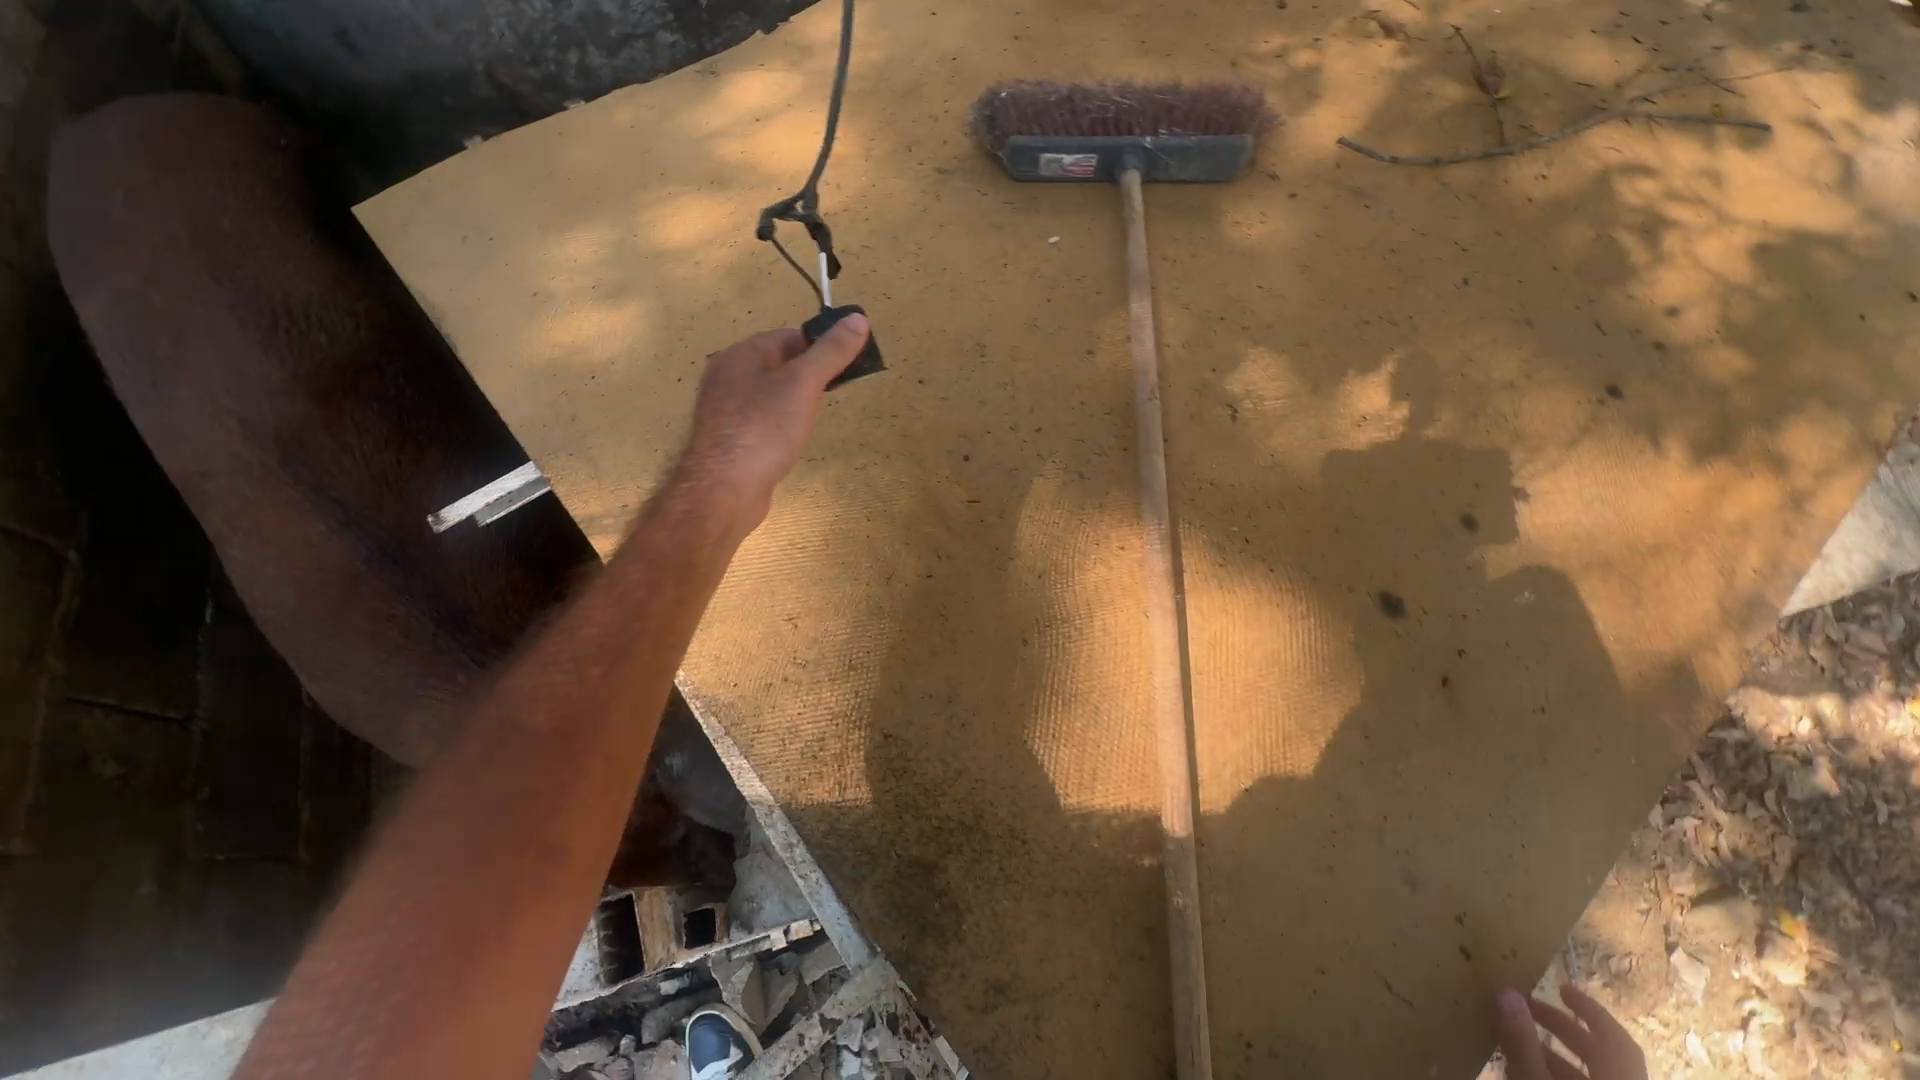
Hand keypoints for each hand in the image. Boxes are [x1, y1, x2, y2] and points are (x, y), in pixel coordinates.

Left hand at [671, 314, 869, 535]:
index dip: (819, 345)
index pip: (787, 336)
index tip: (846, 363)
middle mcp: (727, 378)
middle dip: (808, 374)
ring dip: (795, 401)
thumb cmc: (763, 429)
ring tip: (814, 417)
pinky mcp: (730, 440)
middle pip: (778, 364)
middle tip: (833, 391)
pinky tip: (791, 441)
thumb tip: (858, 319)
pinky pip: (761, 421)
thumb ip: (831, 352)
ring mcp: (725, 411)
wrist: (723, 490)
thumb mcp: (803, 384)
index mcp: (740, 355)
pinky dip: (781, 425)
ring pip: (770, 394)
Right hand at [1495, 985, 1646, 1079]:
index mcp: (1620, 1077)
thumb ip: (1524, 1041)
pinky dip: (1556, 1075)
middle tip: (1526, 1008)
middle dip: (1562, 1028)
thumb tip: (1507, 991)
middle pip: (1600, 1055)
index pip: (1615, 1039)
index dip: (1589, 1010)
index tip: (1560, 987)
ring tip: (1517, 1039)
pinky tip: (1528, 1069)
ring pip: (1589, 1075)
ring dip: (1554, 1054)